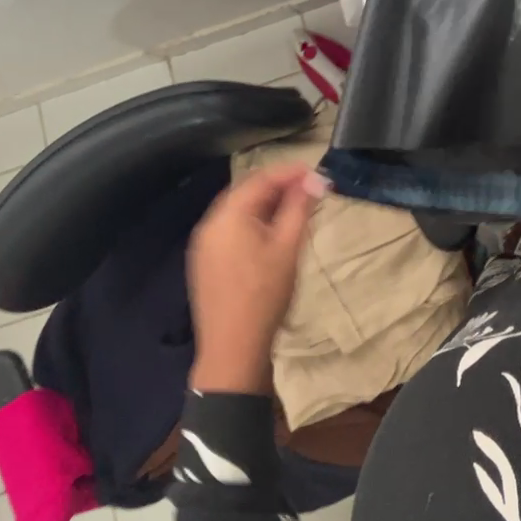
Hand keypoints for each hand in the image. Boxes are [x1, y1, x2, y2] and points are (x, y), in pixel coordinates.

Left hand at [186, 163, 327, 393]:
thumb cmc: (265, 294)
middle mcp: (210, 224)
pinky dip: (252, 222)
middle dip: (277, 186)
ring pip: (237, 211)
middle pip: (246, 192)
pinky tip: (270, 232)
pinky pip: (230, 229)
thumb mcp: (288, 247)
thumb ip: (300, 208)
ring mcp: (203, 244)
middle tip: (308, 189)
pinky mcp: (204, 262)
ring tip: (294, 208)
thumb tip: (314, 180)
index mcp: (228, 215)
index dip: (290, 172)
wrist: (233, 348)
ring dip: (265, 204)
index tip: (317, 173)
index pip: (261, 179)